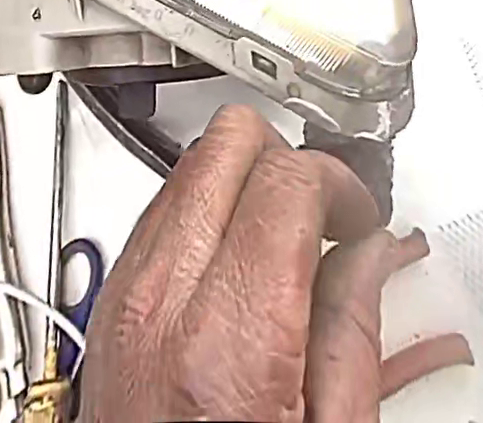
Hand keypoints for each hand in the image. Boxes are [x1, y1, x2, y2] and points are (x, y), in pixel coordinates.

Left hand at [80, 105, 471, 422]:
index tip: (356, 212)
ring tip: (287, 230)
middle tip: (321, 207)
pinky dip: (214, 201)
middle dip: (288, 157)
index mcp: (229, 341)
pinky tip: (244, 248)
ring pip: (197, 160)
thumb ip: (353, 331)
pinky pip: (170, 200)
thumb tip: (370, 249)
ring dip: (250, 178)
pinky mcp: (113, 295)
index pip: (286, 179)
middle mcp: (163, 300)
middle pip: (229, 142)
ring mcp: (129, 291)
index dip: (338, 180)